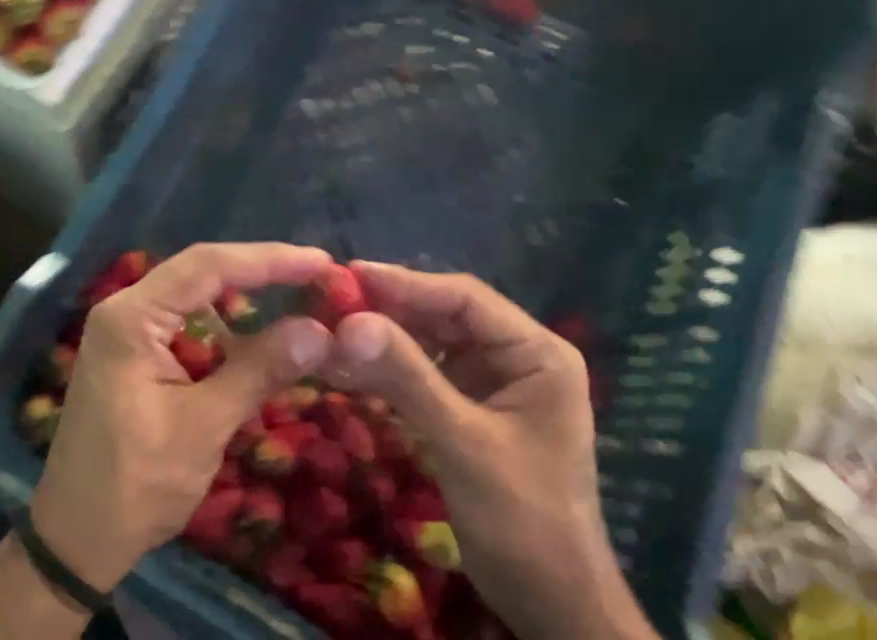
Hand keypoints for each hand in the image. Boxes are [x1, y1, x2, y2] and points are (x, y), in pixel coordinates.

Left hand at [30, 243, 336, 592]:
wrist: (78, 537)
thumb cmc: (136, 482)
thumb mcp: (204, 425)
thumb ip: (259, 370)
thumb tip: (319, 330)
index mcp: (131, 316)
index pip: (206, 265)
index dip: (268, 259)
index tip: (321, 263)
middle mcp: (125, 311)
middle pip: (201, 275)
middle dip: (261, 276)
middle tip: (319, 280)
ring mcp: (127, 334)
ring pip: (196, 302)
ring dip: (245, 308)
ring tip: (301, 306)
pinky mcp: (135, 358)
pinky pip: (187, 330)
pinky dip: (225, 337)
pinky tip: (262, 347)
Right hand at [327, 262, 656, 639]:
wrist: (550, 602)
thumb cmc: (523, 519)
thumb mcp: (463, 442)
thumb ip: (408, 378)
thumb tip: (348, 323)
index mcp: (537, 353)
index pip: (464, 298)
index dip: (405, 282)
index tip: (347, 275)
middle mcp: (516, 358)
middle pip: (443, 316)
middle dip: (387, 310)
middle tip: (327, 303)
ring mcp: (491, 385)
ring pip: (428, 344)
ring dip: (381, 340)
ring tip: (326, 332)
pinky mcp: (469, 411)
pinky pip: (422, 376)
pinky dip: (386, 372)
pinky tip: (345, 368)